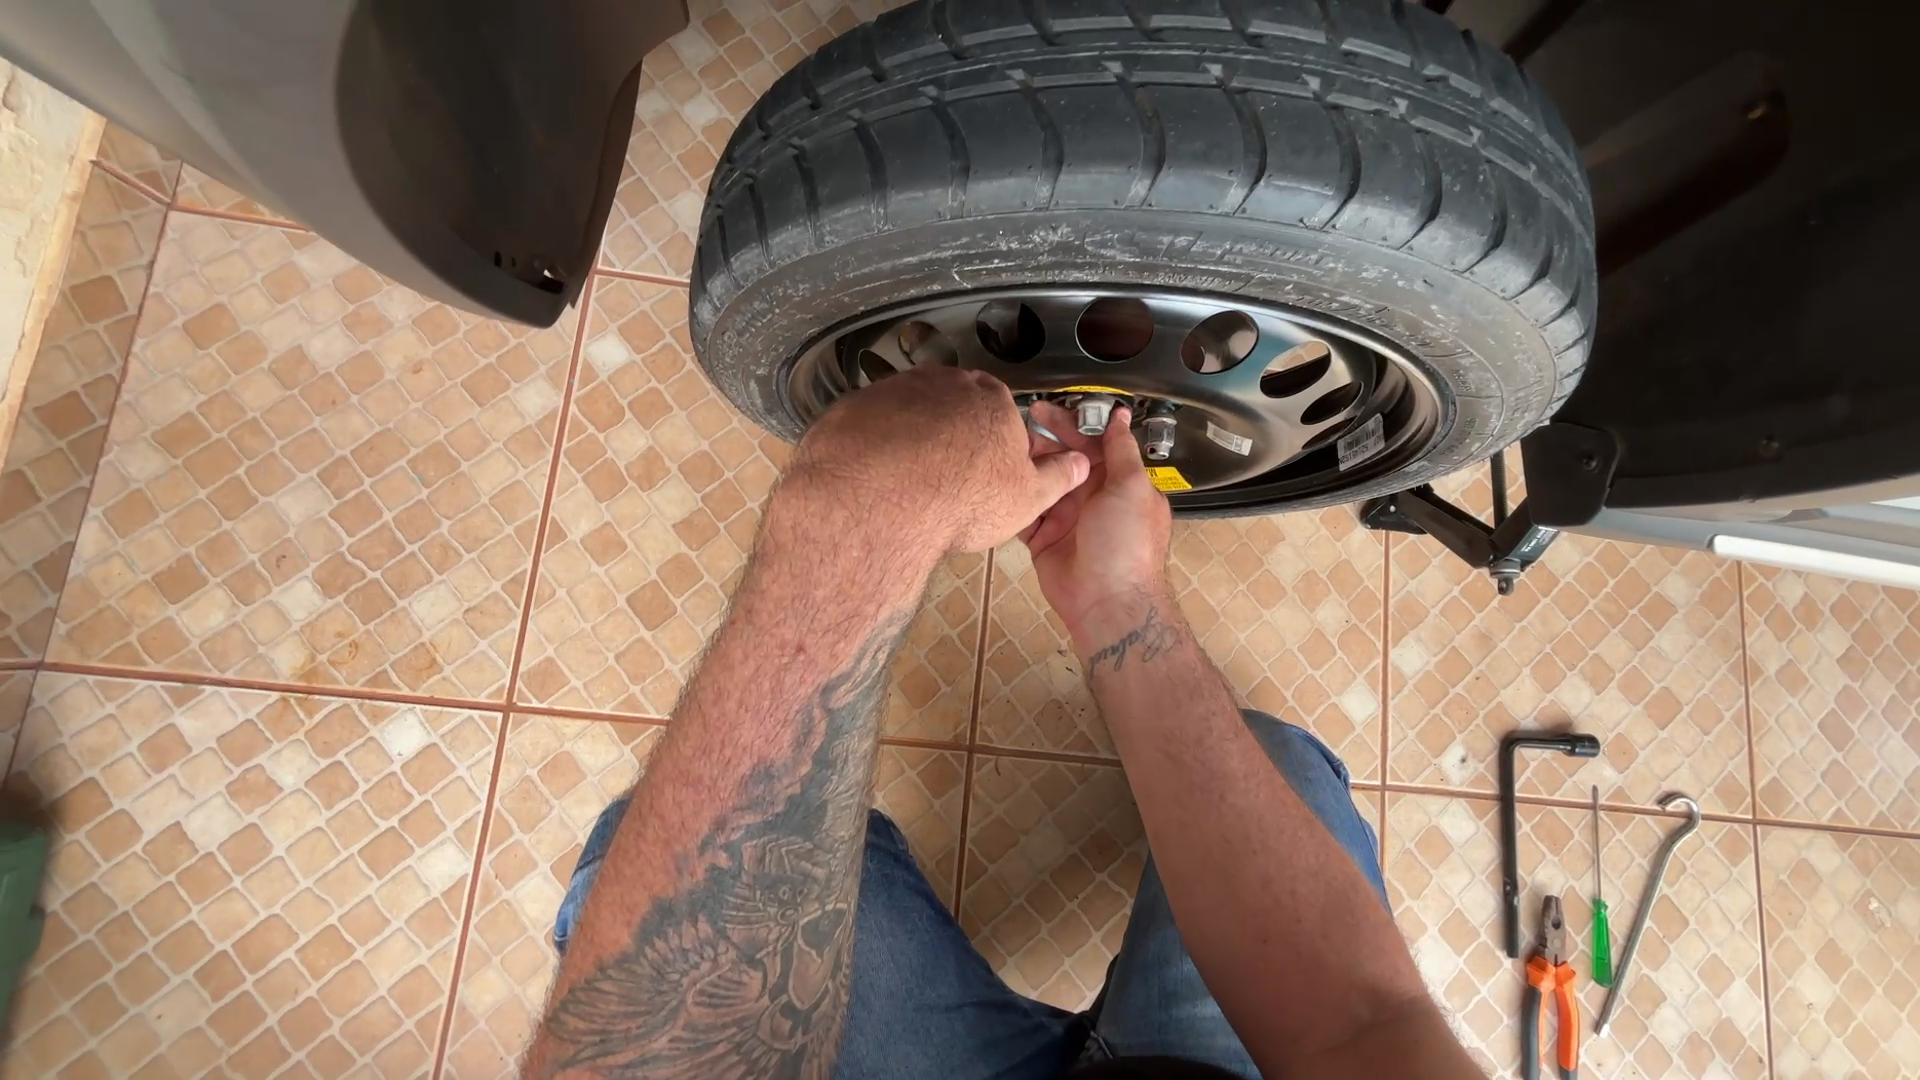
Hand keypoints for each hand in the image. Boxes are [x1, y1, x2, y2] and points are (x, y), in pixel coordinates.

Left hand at [785, 366, 1089, 555]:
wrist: (881, 502)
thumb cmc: (963, 501)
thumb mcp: (1026, 499)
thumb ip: (1057, 477)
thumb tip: (1081, 464)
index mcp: (993, 401)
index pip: (1001, 412)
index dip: (993, 443)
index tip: (984, 472)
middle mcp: (945, 383)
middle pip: (954, 405)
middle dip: (952, 433)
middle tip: (945, 476)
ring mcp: (896, 389)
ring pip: (910, 409)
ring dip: (911, 434)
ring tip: (906, 478)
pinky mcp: (855, 405)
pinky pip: (871, 421)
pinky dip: (874, 440)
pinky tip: (873, 472)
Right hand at [1020, 402, 1173, 641]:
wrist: (1107, 601)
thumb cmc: (1126, 542)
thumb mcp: (1131, 487)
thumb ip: (1120, 449)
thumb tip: (1120, 415)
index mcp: (1117, 482)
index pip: (1090, 444)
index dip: (1068, 425)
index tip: (1044, 410)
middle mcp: (1091, 497)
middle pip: (1062, 461)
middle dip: (1041, 443)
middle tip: (1014, 426)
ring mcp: (1066, 518)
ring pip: (1041, 484)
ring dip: (1024, 468)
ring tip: (1001, 451)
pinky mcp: (1043, 539)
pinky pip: (1025, 514)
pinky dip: (1013, 500)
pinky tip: (997, 482)